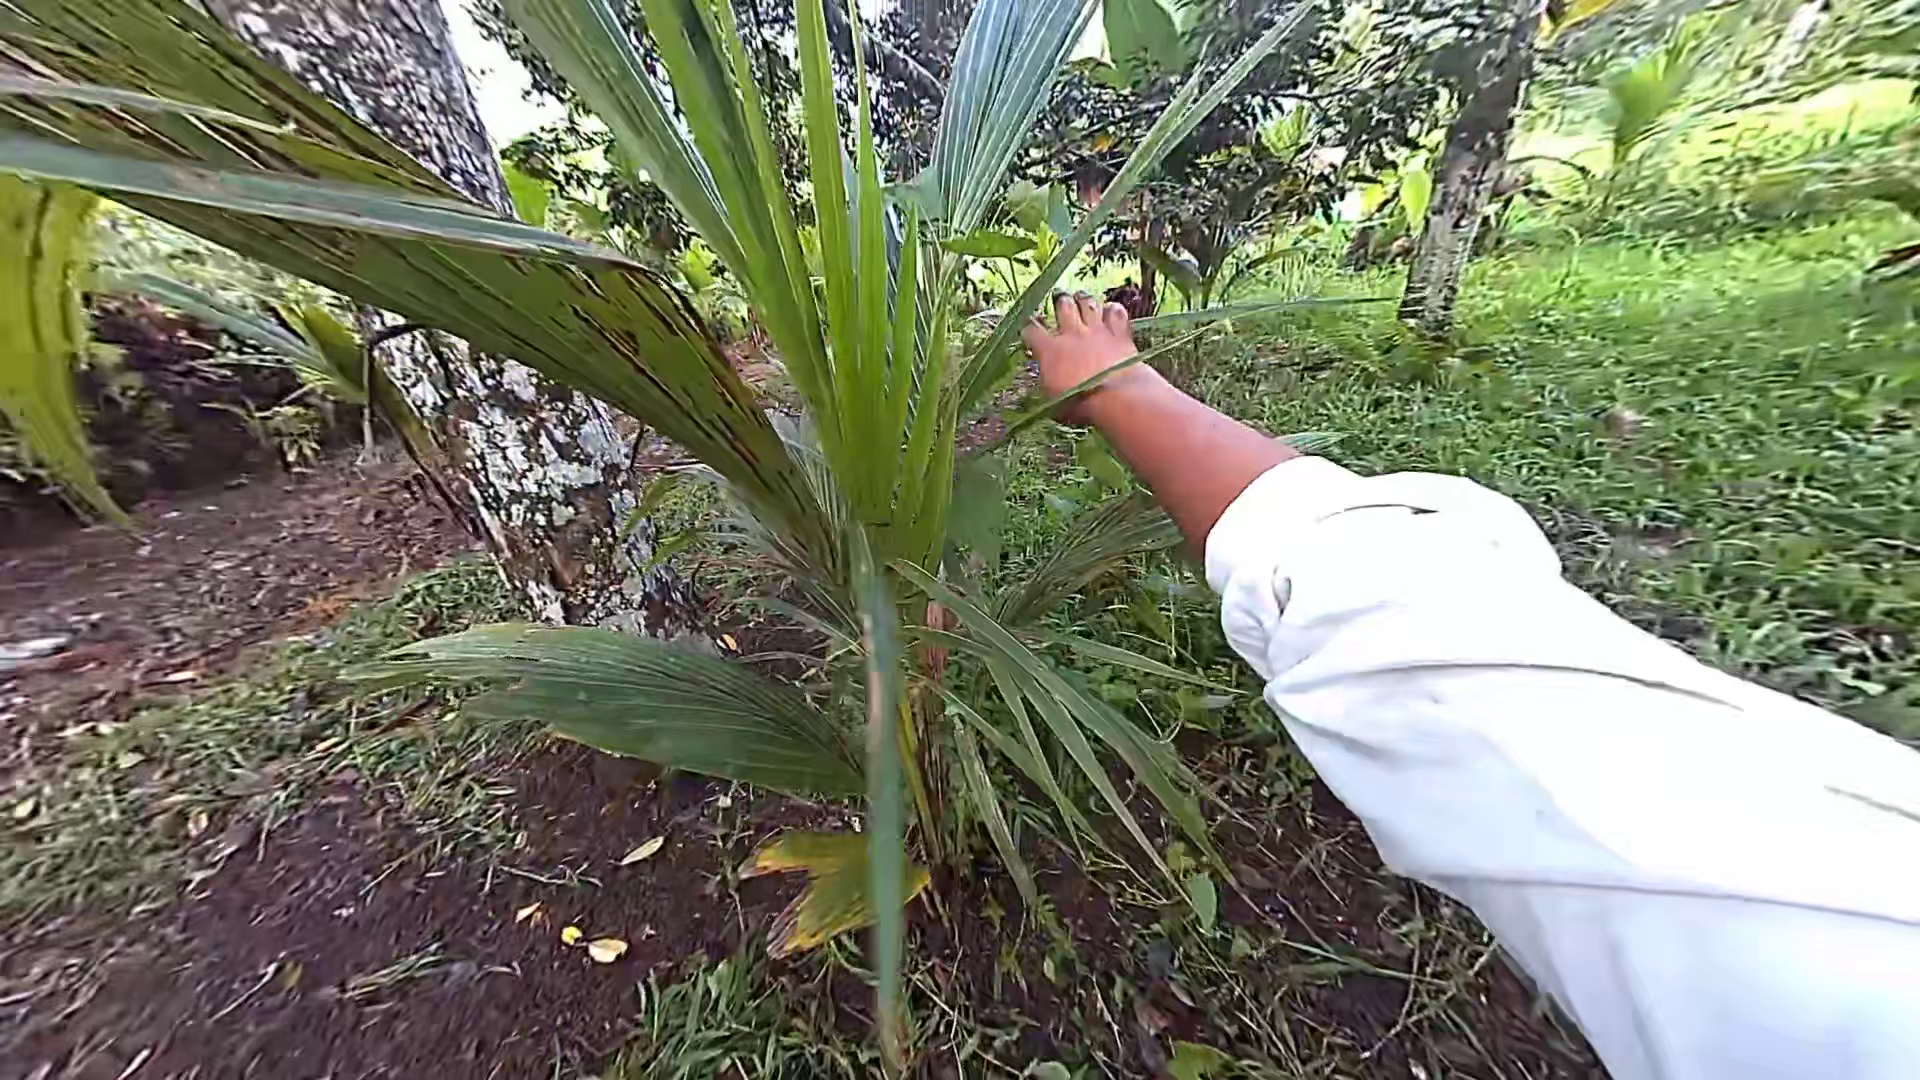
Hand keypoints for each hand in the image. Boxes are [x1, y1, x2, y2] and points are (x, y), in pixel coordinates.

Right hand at [1021, 291, 1155, 421]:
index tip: (1028, 331)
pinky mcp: (1119, 334)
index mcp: (1049, 350)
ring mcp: (1096, 330)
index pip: (1032, 331)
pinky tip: (1110, 311)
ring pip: (1088, 302)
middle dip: (1060, 301)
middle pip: (1063, 306)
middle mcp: (1071, 334)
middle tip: (1060, 300)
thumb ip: (1047, 383)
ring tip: (1081, 298)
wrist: (1115, 397)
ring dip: (1084, 299)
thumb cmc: (1079, 405)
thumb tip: (1047, 378)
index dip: (1028, 329)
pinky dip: (1112, 310)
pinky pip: (1115, 312)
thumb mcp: (1052, 401)